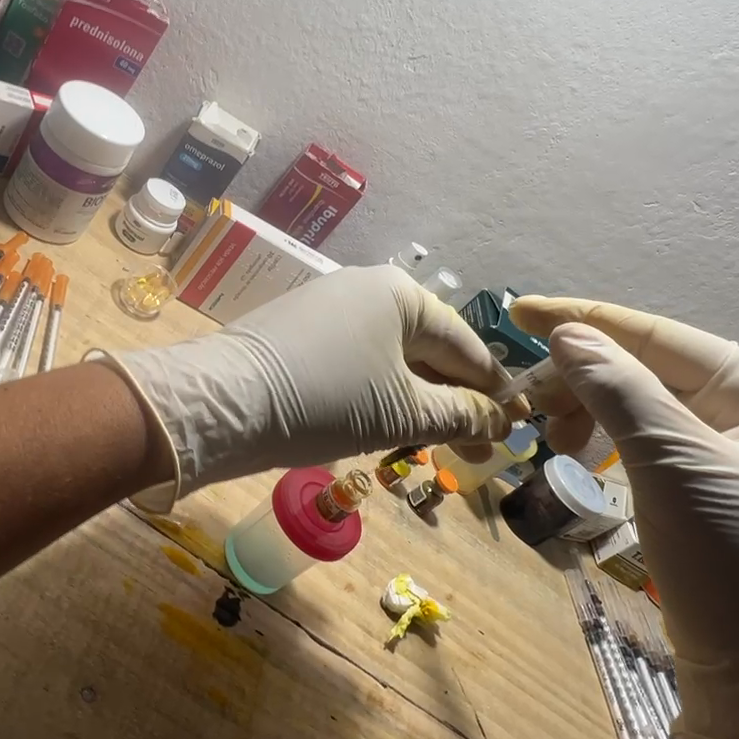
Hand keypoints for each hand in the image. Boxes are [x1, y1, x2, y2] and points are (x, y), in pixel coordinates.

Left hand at [100, 266, 512, 511]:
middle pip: (426, 347)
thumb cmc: (325, 400)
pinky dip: (375, 391)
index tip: (516, 429)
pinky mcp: (297, 330)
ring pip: (388, 357)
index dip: (492, 390)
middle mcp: (364, 288)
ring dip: (413, 399)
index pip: (465, 344)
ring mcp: (326, 307)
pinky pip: (354, 359)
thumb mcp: (400, 412)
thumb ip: (458, 414)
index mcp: (399, 293)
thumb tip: (500, 420)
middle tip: (476, 450)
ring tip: (432, 444)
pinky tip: (382, 425)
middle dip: (451, 399)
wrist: (222, 402)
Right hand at [509, 297, 738, 738]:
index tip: (522, 309)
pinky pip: (645, 447)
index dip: (590, 320)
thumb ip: (620, 390)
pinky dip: (604, 443)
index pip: (667, 339)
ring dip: (588, 411)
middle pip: (653, 373)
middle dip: (584, 378)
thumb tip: (567, 332)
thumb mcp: (675, 469)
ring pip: (643, 409)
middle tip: (523, 394)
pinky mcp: (711, 498)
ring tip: (545, 431)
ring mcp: (738, 462)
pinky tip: (574, 453)